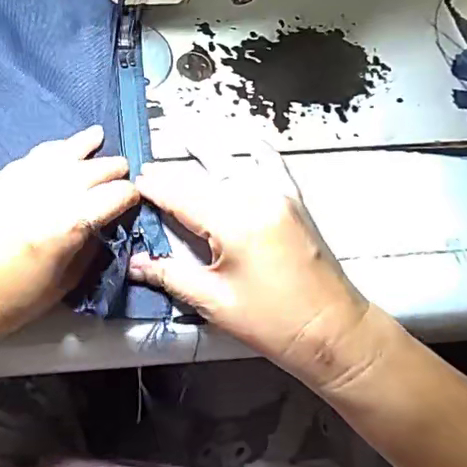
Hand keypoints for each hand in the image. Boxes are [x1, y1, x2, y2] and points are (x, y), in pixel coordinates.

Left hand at [0, 126, 138, 350]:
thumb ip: (90, 245)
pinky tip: (65, 148)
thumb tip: (104, 224)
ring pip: (66, 152)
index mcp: (70, 224)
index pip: (116, 195)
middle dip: (113, 171)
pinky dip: (56, 150)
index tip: (133, 200)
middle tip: (120, 176)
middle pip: (96, 168)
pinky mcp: (3, 177)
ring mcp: (24, 180)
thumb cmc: (14, 300)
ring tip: (99, 138)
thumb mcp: (66, 282)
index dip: (131, 196)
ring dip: (86, 148)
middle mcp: (50, 194)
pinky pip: (37, 154)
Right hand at [131, 138, 398, 394]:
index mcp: (233, 224)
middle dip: (172, 174)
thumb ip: (170, 275)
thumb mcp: (214, 302)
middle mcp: (256, 199)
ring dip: (207, 154)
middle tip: (148, 171)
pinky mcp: (294, 202)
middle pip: (203, 178)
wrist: (334, 331)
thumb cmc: (273, 322)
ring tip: (184, 134)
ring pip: (233, 165)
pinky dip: (255, 151)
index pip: (181, 196)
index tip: (132, 184)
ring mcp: (278, 196)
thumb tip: (135, 262)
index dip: (154, 188)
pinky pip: (272, 166)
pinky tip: (246, 138)